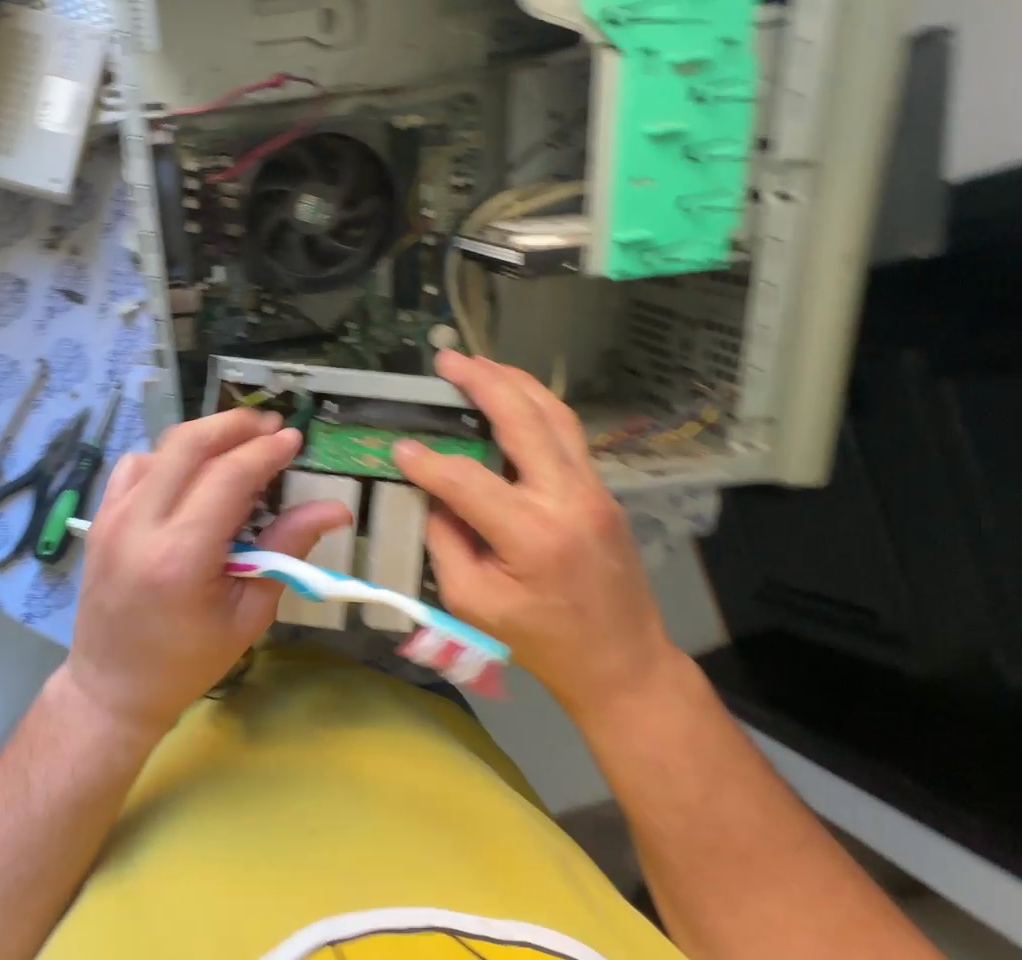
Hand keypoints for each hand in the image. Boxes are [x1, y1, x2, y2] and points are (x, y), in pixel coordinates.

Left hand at [68, 409, 352, 734]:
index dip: (266, 451)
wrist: (112, 686)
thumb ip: (287, 551)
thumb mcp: (248, 614)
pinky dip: (167, 457)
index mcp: (180, 555)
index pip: (229, 476)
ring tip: (238, 448)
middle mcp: (139, 524)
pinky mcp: (100, 518)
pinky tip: (191, 474)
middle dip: (235, 425)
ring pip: (160, 448)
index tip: (295, 439)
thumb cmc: (187, 661)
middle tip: (271, 426)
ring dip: (203, 438)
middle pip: (189, 444)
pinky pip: (134, 467)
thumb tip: (335, 509)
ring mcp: (112, 517)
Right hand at [394, 350, 680, 720]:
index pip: (466, 479)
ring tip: (480, 364)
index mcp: (532, 534)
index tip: (399, 449)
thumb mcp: (472, 602)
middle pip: (523, 420)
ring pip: (555, 415)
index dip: (427, 462)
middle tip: (447, 360)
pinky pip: (567, 434)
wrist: (622, 661)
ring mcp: (593, 490)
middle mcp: (568, 499)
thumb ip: (447, 541)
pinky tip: (512, 398)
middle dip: (482, 383)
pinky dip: (536, 407)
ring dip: (515, 383)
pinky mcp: (602, 491)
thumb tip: (436, 496)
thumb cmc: (541, 641)